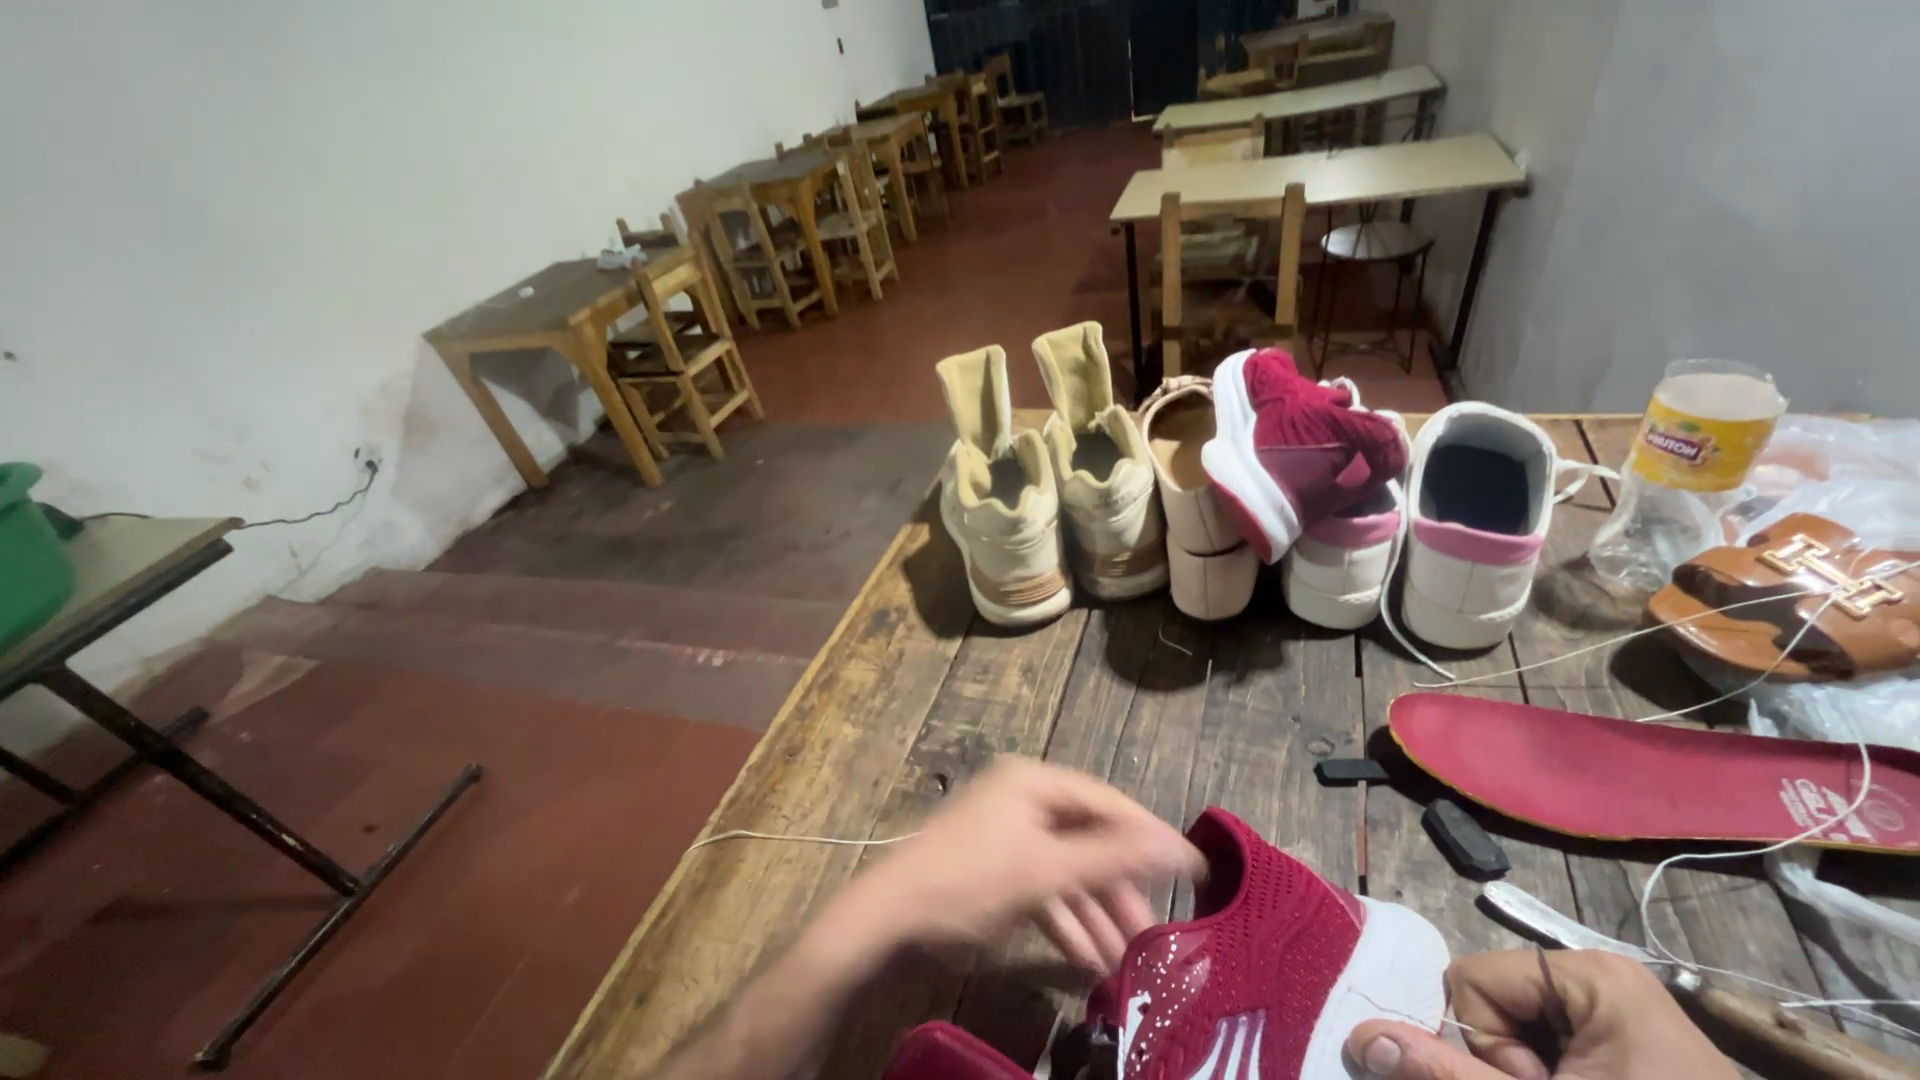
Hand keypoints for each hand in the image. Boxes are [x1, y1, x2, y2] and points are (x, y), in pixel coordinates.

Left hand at [825, 757, 1203, 974]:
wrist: (889, 919)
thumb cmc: (969, 882)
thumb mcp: (1046, 871)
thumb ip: (1114, 857)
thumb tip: (1181, 847)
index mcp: (1033, 783)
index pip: (1107, 803)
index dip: (1149, 837)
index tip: (1190, 871)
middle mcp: (1024, 800)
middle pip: (1089, 841)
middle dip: (1118, 891)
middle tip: (1153, 931)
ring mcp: (1009, 835)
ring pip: (1067, 872)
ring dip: (1094, 915)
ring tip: (1127, 960)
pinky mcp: (997, 870)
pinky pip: (1043, 890)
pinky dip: (1065, 921)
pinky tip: (1089, 961)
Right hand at [1346, 949, 1737, 1079]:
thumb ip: (1446, 1073)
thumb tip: (1359, 1038)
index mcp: (1592, 975)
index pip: (1473, 980)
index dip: (1487, 1043)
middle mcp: (1607, 974)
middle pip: (1495, 997)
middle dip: (1509, 1059)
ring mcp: (1625, 1004)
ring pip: (1519, 1021)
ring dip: (1527, 1070)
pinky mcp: (1634, 1036)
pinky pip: (1554, 1037)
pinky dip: (1552, 1073)